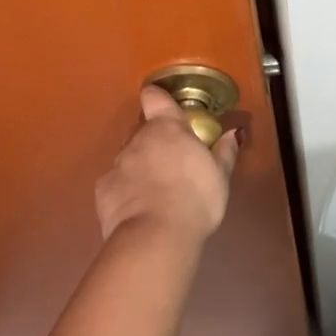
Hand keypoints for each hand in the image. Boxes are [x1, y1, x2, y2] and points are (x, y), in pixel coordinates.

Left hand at [94, 87, 238, 245]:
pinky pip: (116, 183)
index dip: (157, 99)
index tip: (162, 105)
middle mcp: (138, 140)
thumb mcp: (220, 177)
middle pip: (143, 131)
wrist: (156, 236)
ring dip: (140, 167)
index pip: (155, 98)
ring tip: (157, 192)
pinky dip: (126, 190)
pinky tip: (140, 209)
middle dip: (155, 142)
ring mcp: (116, 164)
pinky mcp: (103, 190)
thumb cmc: (195, 200)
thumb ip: (224, 152)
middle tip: (173, 163)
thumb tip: (233, 134)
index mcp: (167, 130)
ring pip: (128, 157)